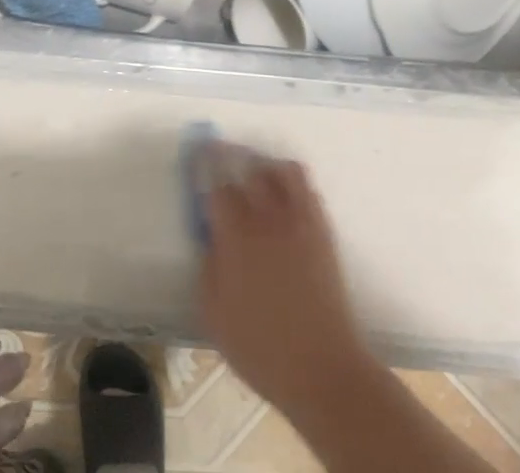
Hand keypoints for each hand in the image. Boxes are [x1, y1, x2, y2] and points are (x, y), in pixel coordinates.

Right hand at [195, 144, 377, 413]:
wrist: (321, 368)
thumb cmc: (259, 348)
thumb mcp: (213, 312)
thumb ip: (208, 266)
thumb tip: (210, 236)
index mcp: (237, 239)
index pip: (217, 186)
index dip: (204, 166)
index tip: (196, 153)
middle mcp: (269, 221)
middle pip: (248, 169)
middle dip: (230, 155)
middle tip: (217, 152)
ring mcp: (301, 223)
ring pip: (283, 171)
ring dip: (263, 163)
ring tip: (250, 170)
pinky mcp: (323, 232)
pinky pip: (307, 189)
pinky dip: (289, 179)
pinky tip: (279, 192)